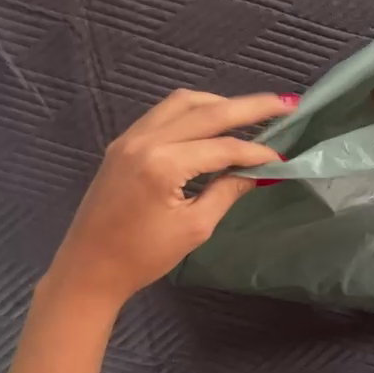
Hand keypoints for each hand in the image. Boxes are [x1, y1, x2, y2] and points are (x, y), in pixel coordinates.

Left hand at [39, 90, 293, 307]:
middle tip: (285, 104)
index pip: (222, 148)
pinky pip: (164, 113)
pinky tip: (213, 123)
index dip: (256, 152)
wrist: (87, 270)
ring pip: (182, 103)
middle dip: (249, 106)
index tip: (282, 158)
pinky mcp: (123, 143)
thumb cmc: (142, 257)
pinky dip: (193, 111)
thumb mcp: (194, 228)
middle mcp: (145, 140)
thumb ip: (228, 191)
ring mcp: (130, 137)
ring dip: (218, 103)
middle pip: (207, 111)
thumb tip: (259, 172)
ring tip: (250, 112)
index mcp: (162, 164)